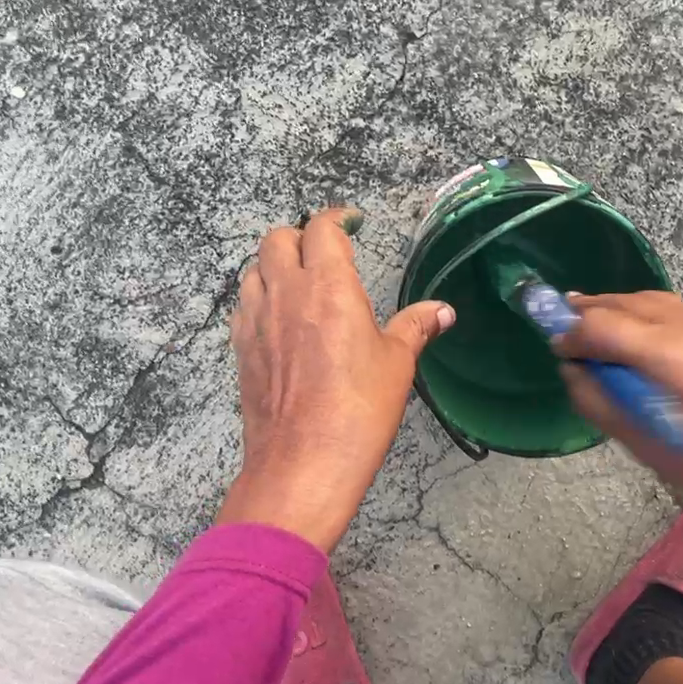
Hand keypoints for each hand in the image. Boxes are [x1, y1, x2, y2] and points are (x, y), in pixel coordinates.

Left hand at [216, 209, 454, 552]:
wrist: (302, 465)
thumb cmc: (357, 410)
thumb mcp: (397, 364)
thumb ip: (416, 326)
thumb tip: (442, 310)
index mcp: (328, 285)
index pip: (322, 228)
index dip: (337, 218)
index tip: (353, 223)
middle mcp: (286, 292)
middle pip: (277, 238)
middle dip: (300, 235)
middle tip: (325, 251)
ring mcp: (256, 320)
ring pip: (253, 269)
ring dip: (274, 264)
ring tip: (299, 280)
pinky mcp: (240, 350)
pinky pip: (243, 305)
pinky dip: (259, 298)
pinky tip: (278, 319)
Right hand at [554, 292, 682, 599]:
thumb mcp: (648, 447)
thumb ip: (601, 402)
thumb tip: (572, 370)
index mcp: (673, 355)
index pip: (604, 325)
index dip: (572, 332)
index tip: (554, 345)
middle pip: (624, 303)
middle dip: (589, 311)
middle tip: (560, 325)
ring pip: (648, 299)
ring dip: (615, 309)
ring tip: (587, 324)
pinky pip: (671, 309)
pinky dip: (642, 314)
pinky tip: (630, 332)